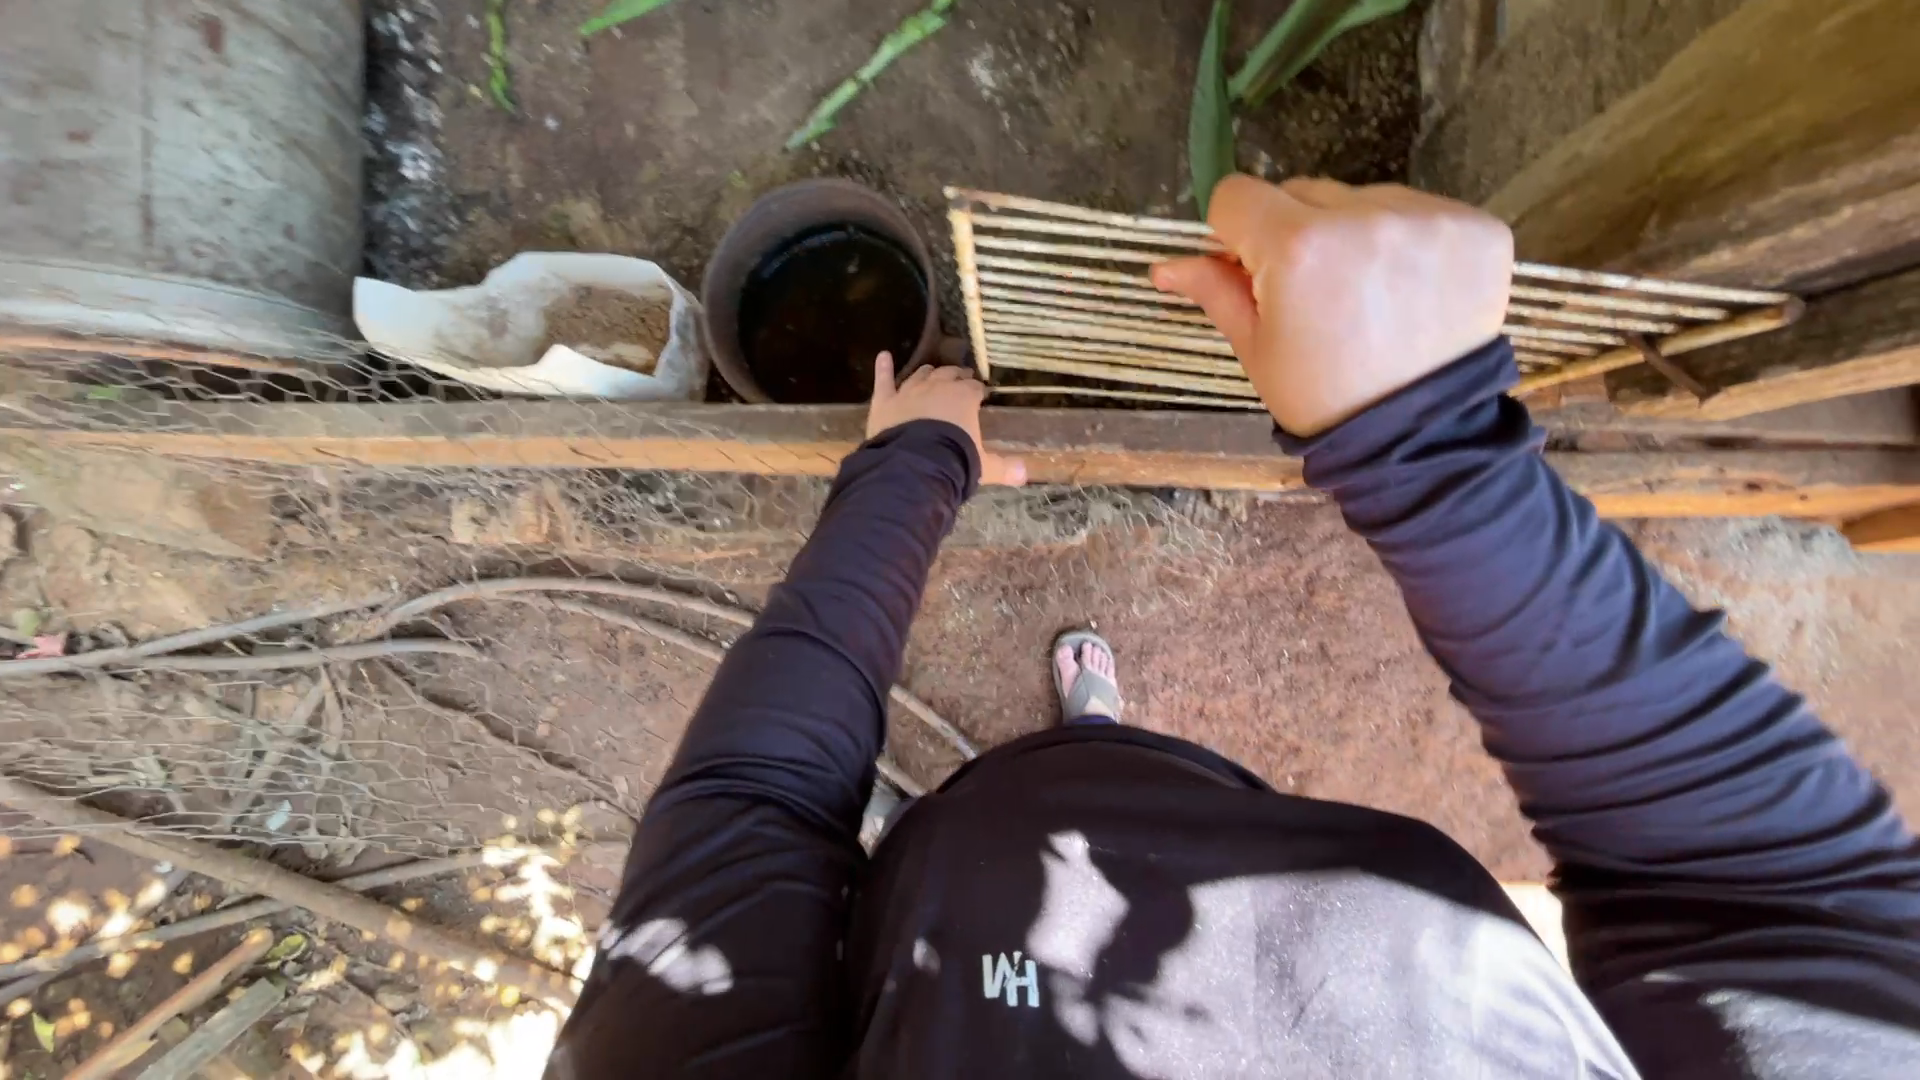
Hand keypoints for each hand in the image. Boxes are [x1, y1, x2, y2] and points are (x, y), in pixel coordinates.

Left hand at [866, 353, 1026, 485]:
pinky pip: (883, 380)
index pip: (974, 388)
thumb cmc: (954, 462)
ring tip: (932, 372)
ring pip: (920, 375)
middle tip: (961, 378)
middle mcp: (937, 388)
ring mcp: (908, 392)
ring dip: (928, 373)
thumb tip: (1025, 474)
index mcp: (963, 399)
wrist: (913, 465)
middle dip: (956, 376)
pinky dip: (883, 368)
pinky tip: (883, 356)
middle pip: (948, 375)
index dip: (977, 390)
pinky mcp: (885, 402)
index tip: (980, 394)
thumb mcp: (983, 467)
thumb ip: (1003, 467)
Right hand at [1151, 175, 1512, 435]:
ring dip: (1348, 234)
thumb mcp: (1255, 349)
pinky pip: (1416, 212)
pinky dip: (1402, 242)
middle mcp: (1362, 215)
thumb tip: (1163, 267)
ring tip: (1362, 296)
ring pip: (1359, 199)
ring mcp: (1426, 217)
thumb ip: (1213, 290)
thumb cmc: (1320, 397)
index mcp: (1296, 248)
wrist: (1416, 434)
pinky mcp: (1475, 225)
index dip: (1232, 234)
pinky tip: (1405, 292)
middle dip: (1291, 233)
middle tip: (1308, 295)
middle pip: (1299, 192)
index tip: (1250, 271)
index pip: (1236, 196)